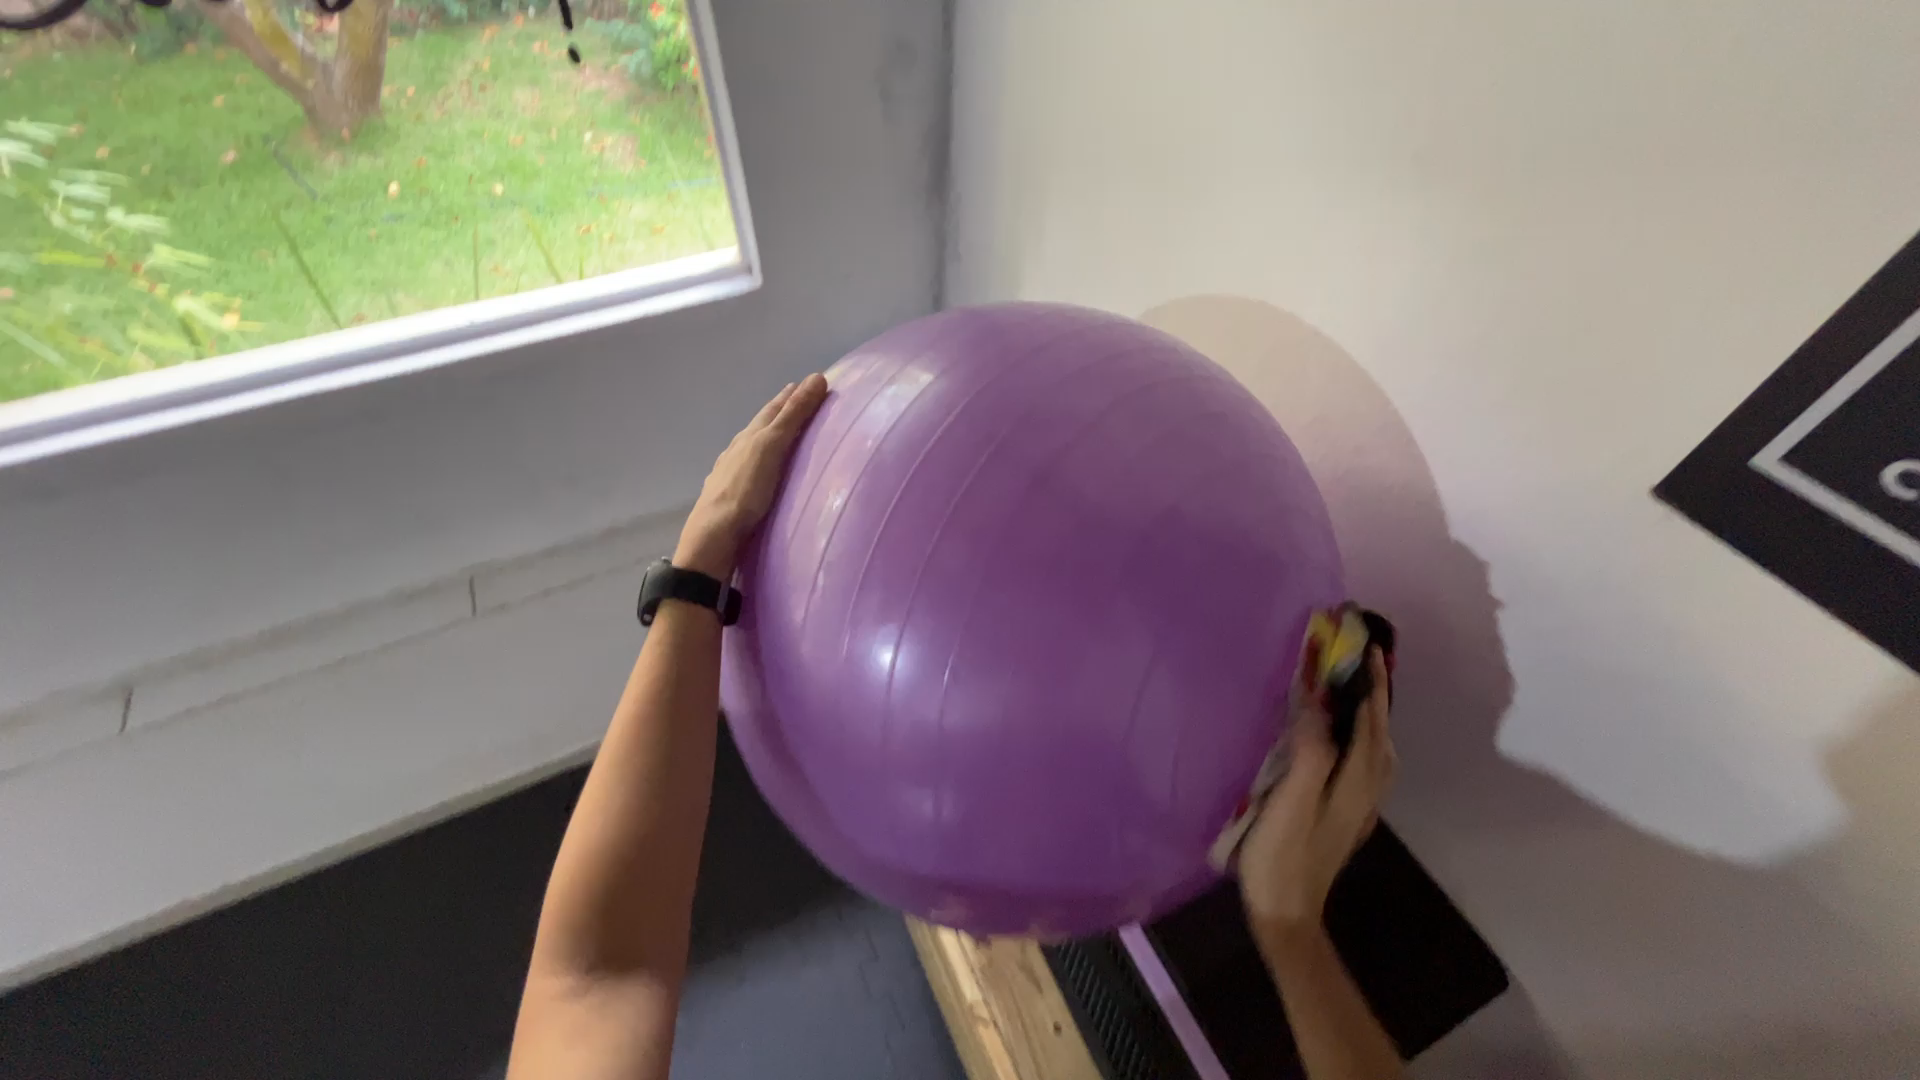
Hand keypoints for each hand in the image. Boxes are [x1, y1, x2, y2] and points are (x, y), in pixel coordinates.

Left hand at [675, 373, 828, 577]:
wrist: (715, 536)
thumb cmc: (745, 490)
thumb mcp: (772, 446)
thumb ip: (793, 416)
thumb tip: (816, 378)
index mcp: (748, 436)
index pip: (773, 409)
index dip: (791, 395)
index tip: (807, 383)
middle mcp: (737, 451)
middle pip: (761, 425)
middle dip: (780, 411)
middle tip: (799, 399)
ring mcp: (732, 475)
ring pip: (754, 448)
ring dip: (771, 438)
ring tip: (787, 435)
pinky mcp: (733, 499)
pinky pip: (751, 472)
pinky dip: (764, 464)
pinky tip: (766, 473)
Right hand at [1238, 647, 1395, 942]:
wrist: (1285, 913)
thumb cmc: (1281, 855)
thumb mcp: (1291, 803)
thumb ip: (1312, 755)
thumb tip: (1320, 707)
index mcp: (1356, 784)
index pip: (1370, 722)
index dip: (1369, 682)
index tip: (1363, 643)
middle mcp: (1367, 791)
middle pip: (1381, 733)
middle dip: (1374, 692)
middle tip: (1359, 655)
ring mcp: (1358, 805)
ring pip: (1376, 748)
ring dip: (1369, 713)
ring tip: (1352, 685)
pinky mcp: (1344, 813)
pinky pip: (1363, 760)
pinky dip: (1359, 734)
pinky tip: (1339, 734)